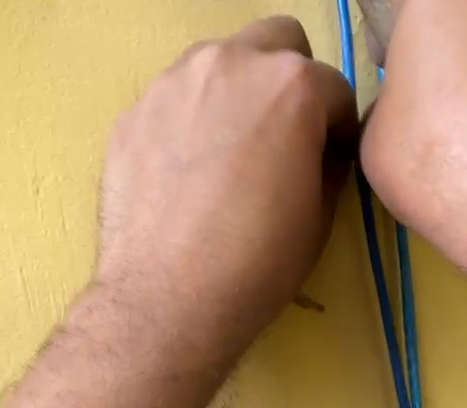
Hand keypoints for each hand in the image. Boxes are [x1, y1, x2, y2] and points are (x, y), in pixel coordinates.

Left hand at [93, 16, 358, 367]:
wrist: (165, 302)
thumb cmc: (254, 268)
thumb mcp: (318, 221)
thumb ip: (328, 164)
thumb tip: (323, 149)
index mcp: (291, 84)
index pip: (333, 89)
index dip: (335, 131)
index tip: (326, 162)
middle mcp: (230, 63)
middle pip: (275, 46)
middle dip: (287, 85)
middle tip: (278, 142)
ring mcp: (171, 84)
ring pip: (216, 66)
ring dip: (232, 97)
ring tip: (224, 160)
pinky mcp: (130, 117)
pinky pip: (172, 106)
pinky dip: (185, 127)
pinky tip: (182, 180)